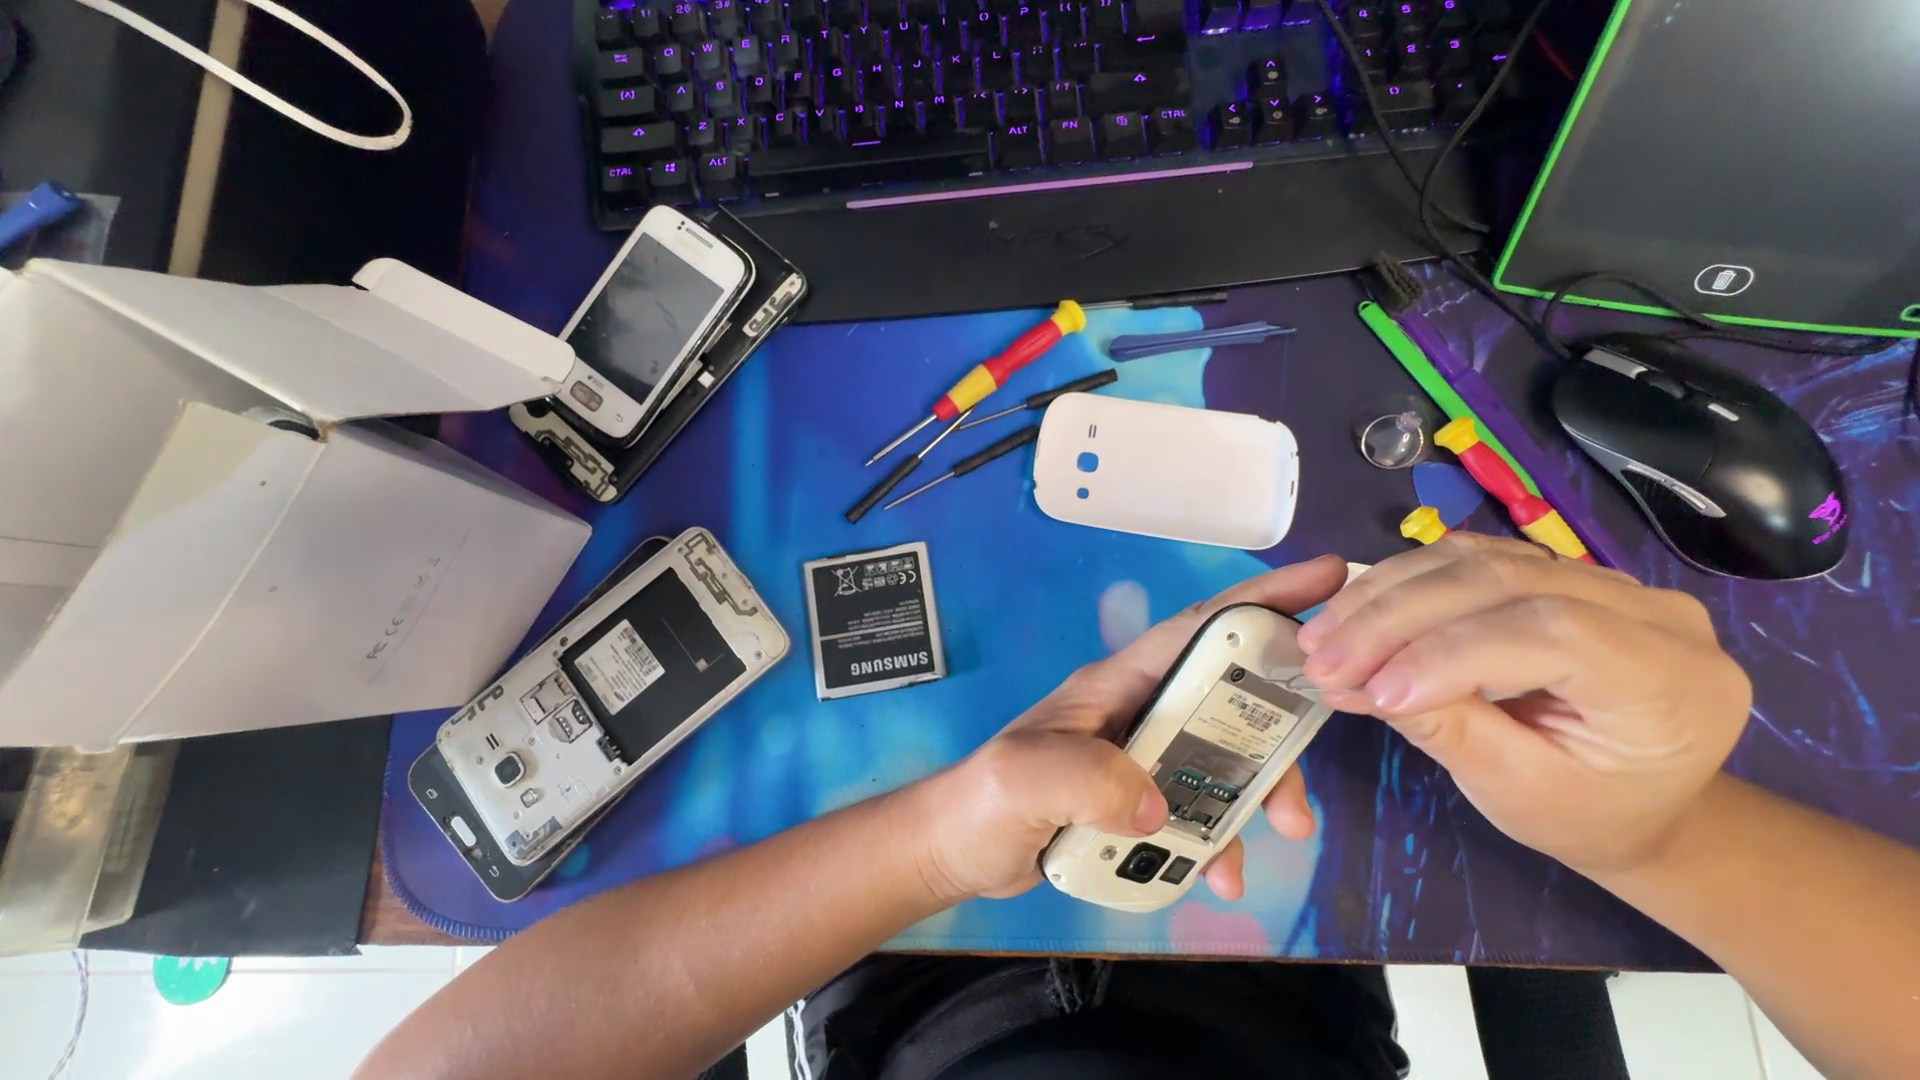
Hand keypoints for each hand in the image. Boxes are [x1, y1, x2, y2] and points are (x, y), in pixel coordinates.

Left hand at [909, 555, 1351, 902]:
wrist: (960, 849)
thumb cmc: (984, 801)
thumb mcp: (1024, 781)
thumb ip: (1085, 779)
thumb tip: (1159, 803)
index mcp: (1115, 685)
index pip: (1194, 631)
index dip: (1257, 603)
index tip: (1326, 582)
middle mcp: (1137, 711)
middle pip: (1228, 699)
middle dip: (1276, 729)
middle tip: (1308, 774)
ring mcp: (1141, 756)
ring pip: (1223, 760)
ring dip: (1255, 797)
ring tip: (1281, 837)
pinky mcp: (1140, 799)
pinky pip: (1201, 810)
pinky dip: (1219, 840)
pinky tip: (1221, 875)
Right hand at [1295, 533, 1751, 876]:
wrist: (1637, 806)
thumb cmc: (1586, 815)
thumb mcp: (1517, 790)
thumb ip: (1446, 728)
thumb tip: (1354, 684)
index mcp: (1674, 681)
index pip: (1552, 633)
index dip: (1448, 651)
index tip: (1369, 690)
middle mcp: (1652, 611)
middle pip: (1504, 582)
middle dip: (1397, 619)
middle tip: (1322, 658)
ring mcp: (1604, 582)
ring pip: (1476, 559)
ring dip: (1385, 594)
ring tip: (1323, 636)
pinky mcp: (1555, 572)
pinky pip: (1467, 558)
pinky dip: (1400, 583)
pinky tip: (1356, 612)